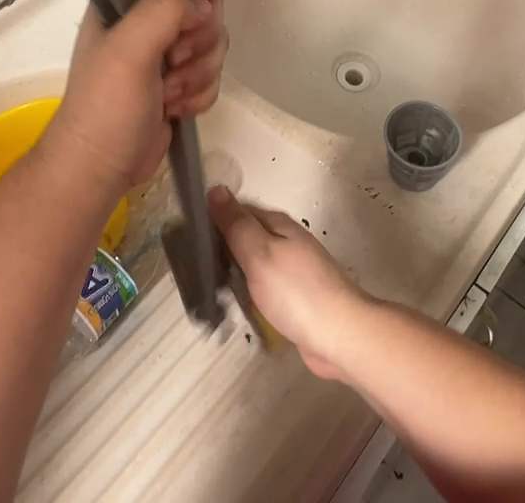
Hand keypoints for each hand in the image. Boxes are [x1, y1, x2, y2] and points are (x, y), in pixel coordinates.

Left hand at [48, 0, 227, 192]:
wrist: (100, 169)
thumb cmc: (104, 107)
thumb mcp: (128, 48)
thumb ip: (164, 10)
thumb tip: (205, 7)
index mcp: (126, 3)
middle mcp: (147, 23)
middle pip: (207, 8)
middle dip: (198, 40)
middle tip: (172, 60)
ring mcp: (165, 55)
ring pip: (214, 45)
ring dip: (197, 73)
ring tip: (166, 94)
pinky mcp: (179, 85)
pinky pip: (212, 76)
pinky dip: (199, 95)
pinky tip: (174, 110)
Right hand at [209, 186, 369, 380]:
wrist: (339, 334)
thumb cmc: (296, 291)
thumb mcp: (260, 252)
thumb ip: (237, 224)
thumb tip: (216, 190)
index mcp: (279, 225)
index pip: (239, 211)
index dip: (213, 219)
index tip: (184, 236)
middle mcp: (287, 242)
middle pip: (247, 237)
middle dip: (221, 249)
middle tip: (191, 269)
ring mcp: (293, 270)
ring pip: (254, 264)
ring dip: (234, 274)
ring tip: (206, 290)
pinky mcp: (295, 297)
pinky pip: (263, 287)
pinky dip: (248, 293)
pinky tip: (236, 306)